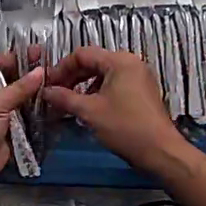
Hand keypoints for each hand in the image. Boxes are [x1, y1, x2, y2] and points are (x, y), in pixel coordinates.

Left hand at [0, 54, 45, 179]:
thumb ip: (19, 89)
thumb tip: (40, 71)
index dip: (17, 58)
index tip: (39, 51)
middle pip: (9, 82)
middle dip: (28, 76)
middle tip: (53, 66)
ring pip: (18, 99)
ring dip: (34, 93)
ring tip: (57, 81)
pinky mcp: (7, 129)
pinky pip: (23, 116)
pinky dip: (35, 110)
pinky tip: (52, 101)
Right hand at [41, 46, 191, 175]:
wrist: (160, 151)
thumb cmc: (125, 127)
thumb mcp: (89, 111)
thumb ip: (64, 98)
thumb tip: (46, 91)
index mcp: (119, 61)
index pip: (82, 54)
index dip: (61, 68)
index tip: (48, 85)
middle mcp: (131, 63)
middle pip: (93, 62)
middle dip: (72, 78)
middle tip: (55, 94)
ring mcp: (138, 77)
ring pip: (103, 74)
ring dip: (83, 87)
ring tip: (69, 104)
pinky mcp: (141, 92)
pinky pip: (114, 84)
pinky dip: (98, 93)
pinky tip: (88, 109)